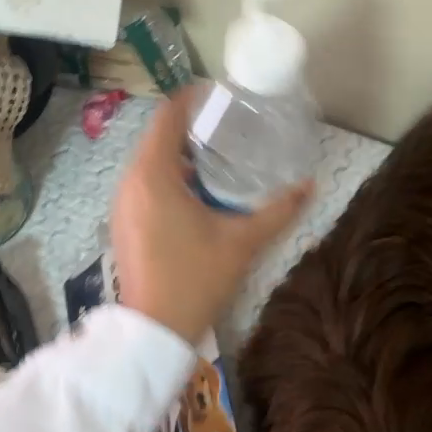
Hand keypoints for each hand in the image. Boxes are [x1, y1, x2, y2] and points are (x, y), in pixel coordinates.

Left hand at [112, 90, 312, 344]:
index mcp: (153, 175)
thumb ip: (277, 211)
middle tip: (230, 129)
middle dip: (192, 129)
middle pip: (158, 137)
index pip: (168, 115)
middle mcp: (130, 182)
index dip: (194, 99)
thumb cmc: (196, 279)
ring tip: (219, 158)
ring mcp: (122, 205)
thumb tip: (309, 187)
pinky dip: (168, 179)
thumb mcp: (242, 243)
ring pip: (150, 163)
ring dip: (180, 156)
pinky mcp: (123, 224)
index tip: (223, 99)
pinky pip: (144, 186)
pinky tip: (198, 195)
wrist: (155, 332)